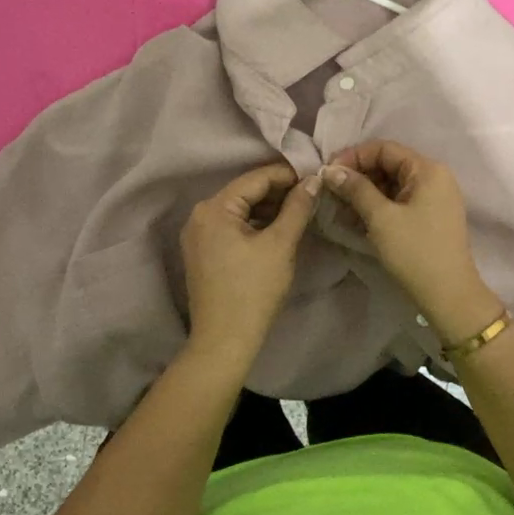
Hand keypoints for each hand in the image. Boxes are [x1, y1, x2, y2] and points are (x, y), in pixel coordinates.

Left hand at [180, 163, 319, 365]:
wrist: (225, 339)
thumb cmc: (254, 290)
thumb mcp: (281, 244)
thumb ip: (297, 207)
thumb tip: (314, 179)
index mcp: (214, 208)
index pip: (256, 178)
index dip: (288, 175)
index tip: (315, 178)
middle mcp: (200, 215)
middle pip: (245, 192)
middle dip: (278, 192)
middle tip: (311, 196)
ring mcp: (198, 235)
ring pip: (239, 209)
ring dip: (268, 209)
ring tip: (299, 213)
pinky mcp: (202, 252)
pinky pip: (232, 226)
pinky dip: (255, 224)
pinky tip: (278, 230)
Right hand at [322, 141, 504, 341]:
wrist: (448, 294)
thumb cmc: (415, 251)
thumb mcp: (381, 217)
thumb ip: (356, 189)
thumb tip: (331, 170)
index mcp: (427, 170)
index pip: (384, 149)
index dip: (353, 157)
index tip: (328, 173)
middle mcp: (434, 177)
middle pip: (388, 165)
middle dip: (358, 177)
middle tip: (330, 193)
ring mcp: (434, 198)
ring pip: (392, 185)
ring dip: (365, 194)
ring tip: (339, 210)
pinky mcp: (430, 217)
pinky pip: (400, 202)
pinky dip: (378, 207)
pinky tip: (356, 221)